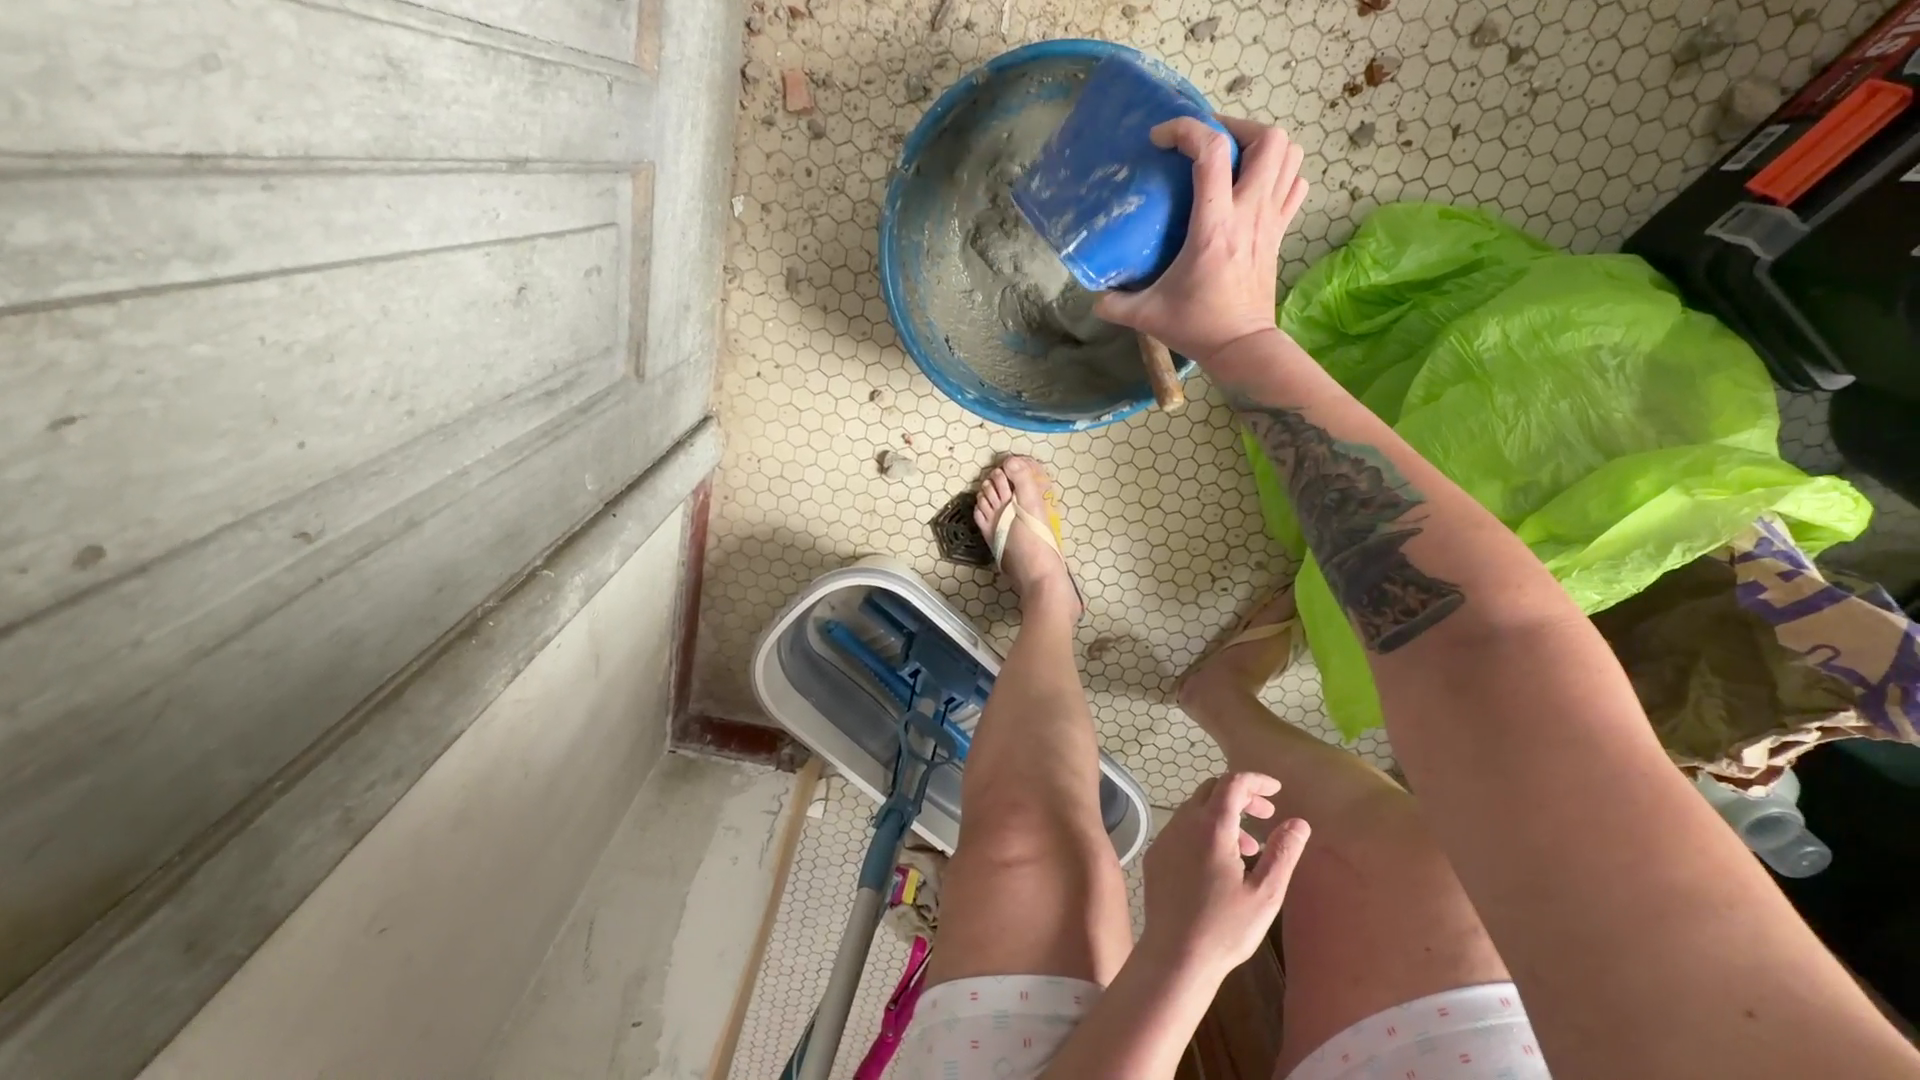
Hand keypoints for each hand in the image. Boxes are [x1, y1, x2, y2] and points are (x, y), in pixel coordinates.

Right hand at [1094, 116, 1309, 364]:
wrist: (1242, 347)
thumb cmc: (1197, 326)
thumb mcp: (1146, 315)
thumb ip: (1115, 303)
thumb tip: (1094, 295)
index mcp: (1215, 225)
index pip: (1212, 152)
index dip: (1186, 130)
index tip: (1161, 138)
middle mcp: (1250, 213)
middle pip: (1268, 140)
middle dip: (1237, 128)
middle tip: (1208, 143)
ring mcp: (1271, 220)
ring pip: (1289, 156)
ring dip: (1262, 146)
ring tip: (1232, 158)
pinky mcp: (1281, 232)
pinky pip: (1294, 185)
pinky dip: (1280, 174)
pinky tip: (1254, 186)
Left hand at [1139, 771, 1310, 977]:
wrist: (1175, 955)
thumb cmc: (1225, 928)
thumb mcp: (1265, 893)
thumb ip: (1283, 852)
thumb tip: (1298, 823)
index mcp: (1211, 828)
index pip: (1233, 783)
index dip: (1256, 781)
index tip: (1277, 790)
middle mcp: (1183, 824)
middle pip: (1211, 790)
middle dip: (1241, 795)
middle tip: (1266, 815)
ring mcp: (1165, 839)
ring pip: (1195, 810)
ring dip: (1224, 816)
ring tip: (1250, 847)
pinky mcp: (1156, 857)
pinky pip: (1182, 829)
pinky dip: (1204, 831)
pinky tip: (1220, 864)